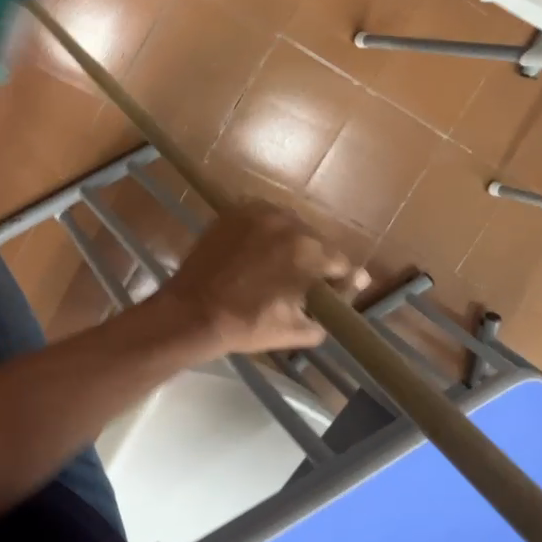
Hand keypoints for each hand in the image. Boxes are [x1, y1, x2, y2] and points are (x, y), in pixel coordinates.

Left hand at [157, 201, 365, 355]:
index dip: (343, 278)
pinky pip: (260, 218)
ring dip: (291, 241)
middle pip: (314, 239)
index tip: (341, 289)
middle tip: (308, 279)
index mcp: (307, 249)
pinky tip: (259, 250)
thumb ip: (330, 312)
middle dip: (316, 258)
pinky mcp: (230, 213)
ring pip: (288, 224)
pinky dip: (265, 231)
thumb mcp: (299, 329)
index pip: (340, 261)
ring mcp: (255, 213)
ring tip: (282, 263)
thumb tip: (349, 294)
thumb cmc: (247, 323)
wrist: (193, 310)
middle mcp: (285, 222)